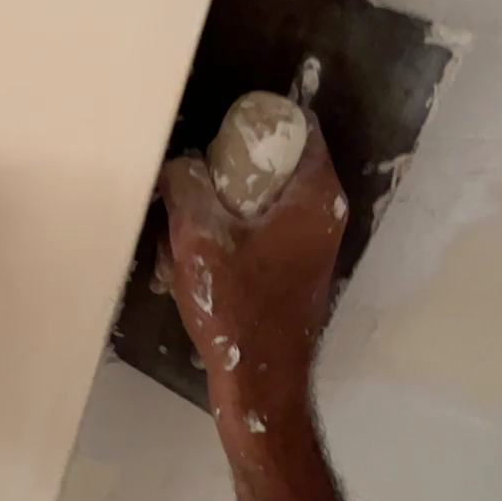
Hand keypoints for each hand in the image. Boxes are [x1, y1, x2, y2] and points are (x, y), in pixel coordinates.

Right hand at [157, 110, 347, 417]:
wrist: (260, 382)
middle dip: (223, 171)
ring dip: (215, 209)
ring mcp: (309, 239)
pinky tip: (190, 261)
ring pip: (257, 197)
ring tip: (180, 238)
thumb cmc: (237, 307)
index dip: (256, 118)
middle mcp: (322, 212)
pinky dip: (224, 234)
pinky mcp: (292, 262)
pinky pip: (255, 227)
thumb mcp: (198, 238)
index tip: (216, 129)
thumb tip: (180, 164)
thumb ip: (185, 185)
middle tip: (187, 189)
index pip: (298, 125)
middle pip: (271, 161)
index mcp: (315, 196)